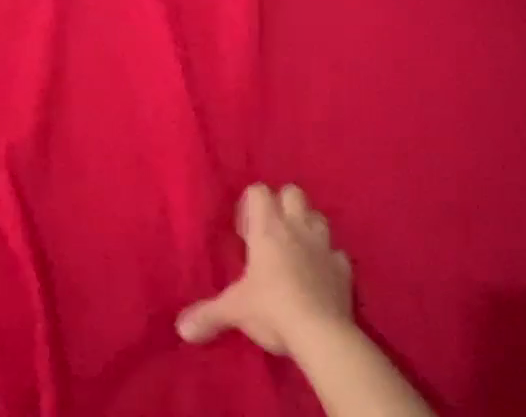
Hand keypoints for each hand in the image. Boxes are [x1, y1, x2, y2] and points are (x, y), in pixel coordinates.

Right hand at [177, 183, 353, 355]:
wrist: (321, 334)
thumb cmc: (271, 309)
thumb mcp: (234, 310)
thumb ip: (208, 314)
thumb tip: (181, 329)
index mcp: (268, 229)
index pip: (258, 191)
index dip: (250, 205)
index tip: (244, 234)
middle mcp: (297, 229)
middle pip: (293, 192)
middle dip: (282, 206)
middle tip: (270, 235)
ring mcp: (324, 247)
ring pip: (319, 217)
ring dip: (308, 228)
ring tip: (296, 251)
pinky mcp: (344, 269)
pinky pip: (337, 254)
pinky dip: (328, 260)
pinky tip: (320, 277)